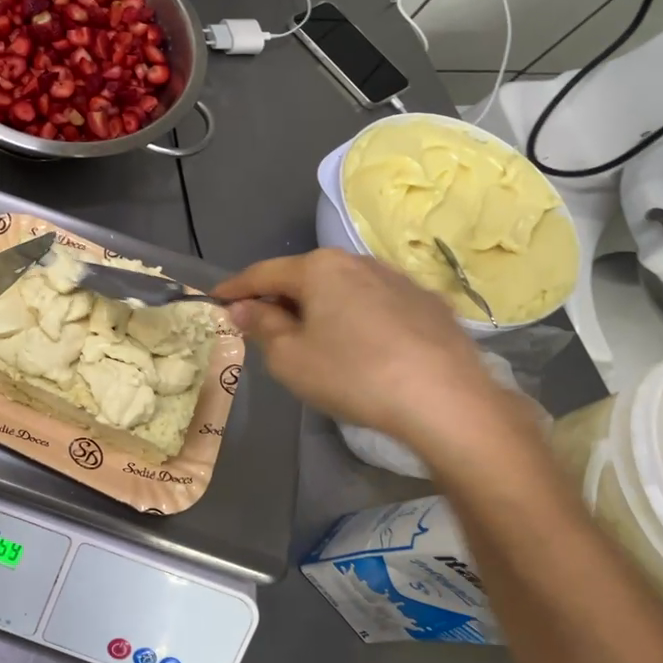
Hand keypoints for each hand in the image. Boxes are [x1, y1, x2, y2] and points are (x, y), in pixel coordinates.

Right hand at [216, 250, 524, 451]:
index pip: (262, 273)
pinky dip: (359, 319)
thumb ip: (261, 326)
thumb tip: (242, 308)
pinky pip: (378, 305)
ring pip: (345, 289)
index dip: (235, 288)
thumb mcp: (289, 358)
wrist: (447, 401)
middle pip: (305, 277)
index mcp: (319, 267)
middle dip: (281, 298)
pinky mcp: (430, 304)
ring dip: (322, 308)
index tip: (214, 299)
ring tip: (313, 339)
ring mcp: (400, 279)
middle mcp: (359, 261)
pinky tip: (362, 349)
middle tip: (262, 325)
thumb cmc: (353, 375)